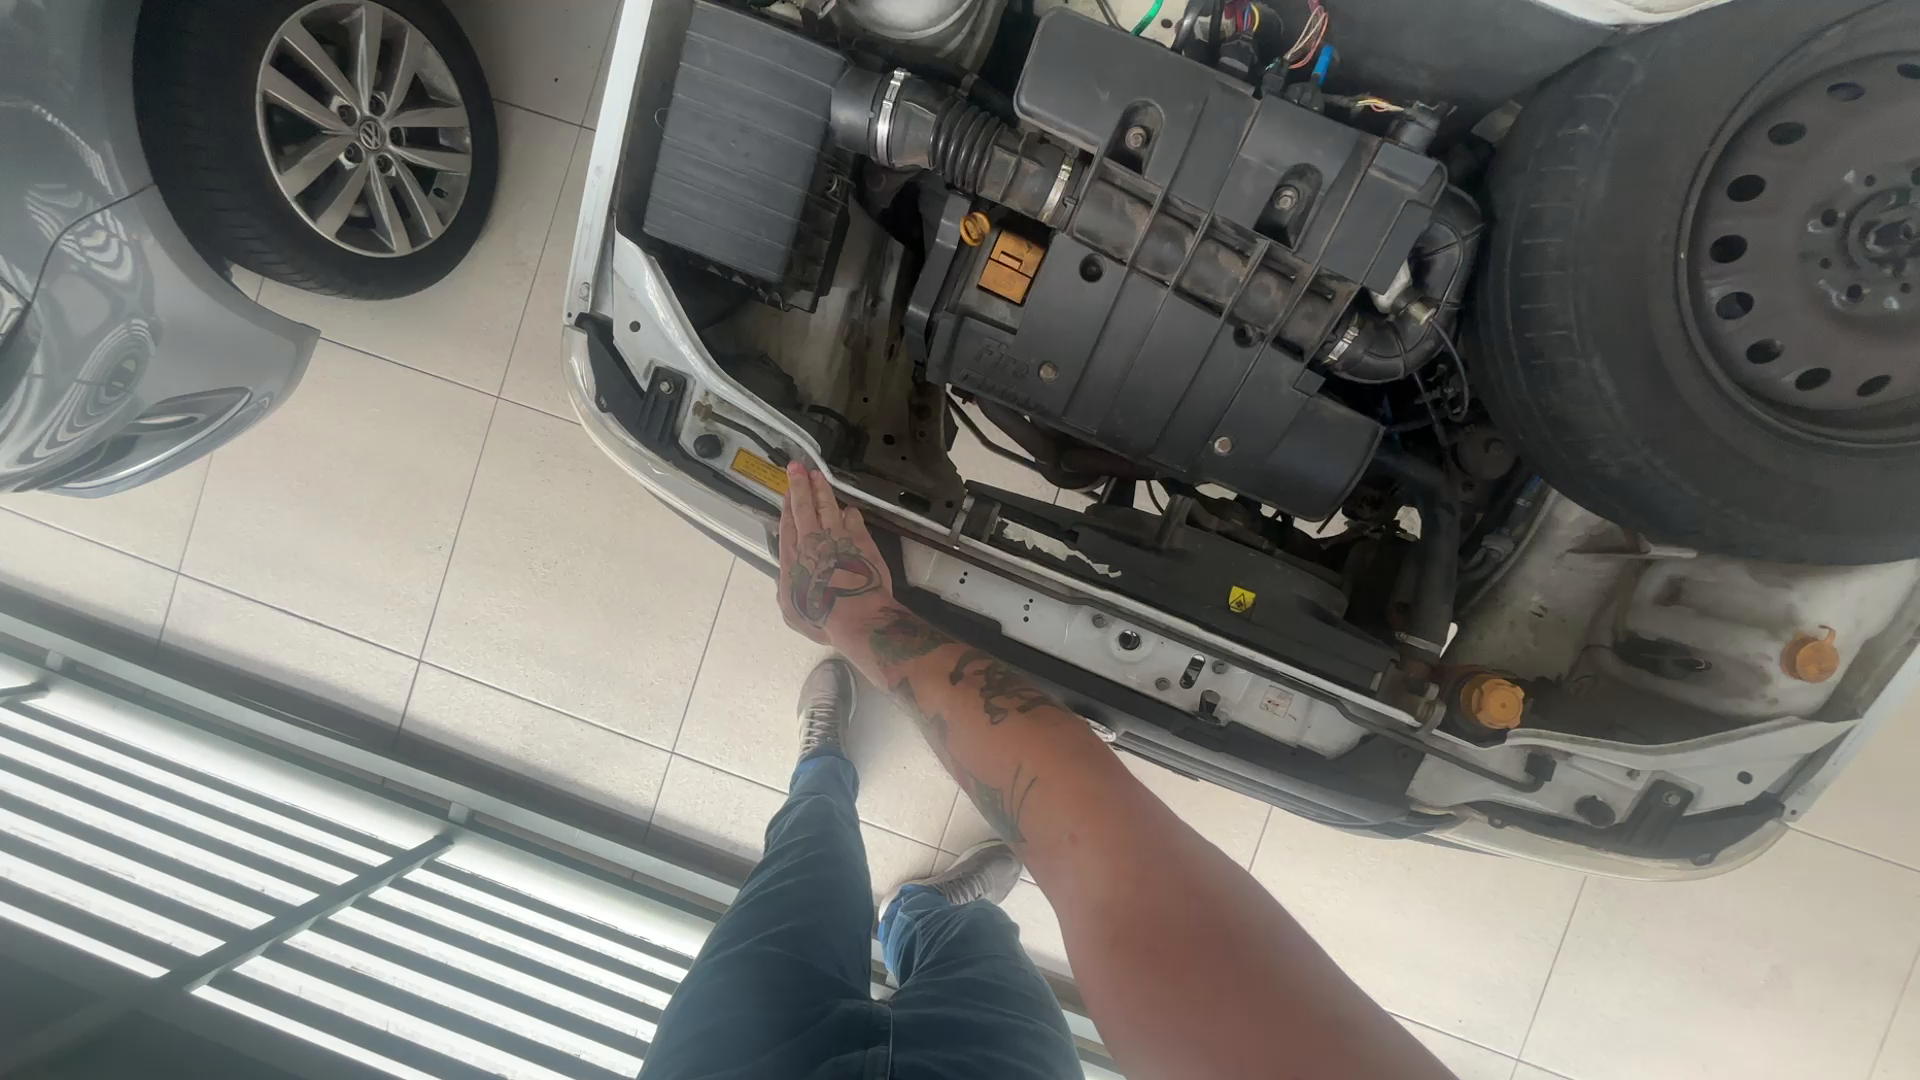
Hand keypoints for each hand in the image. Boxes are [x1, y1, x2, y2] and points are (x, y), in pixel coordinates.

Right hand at [778, 462, 892, 645]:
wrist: (857, 614)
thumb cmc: (822, 618)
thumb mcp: (792, 610)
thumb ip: (786, 590)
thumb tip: (783, 579)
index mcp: (793, 558)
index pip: (788, 524)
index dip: (787, 506)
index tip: (786, 492)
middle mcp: (812, 541)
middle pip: (803, 507)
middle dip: (799, 485)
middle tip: (797, 467)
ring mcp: (838, 537)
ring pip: (828, 505)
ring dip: (822, 489)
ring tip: (817, 474)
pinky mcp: (860, 538)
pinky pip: (853, 517)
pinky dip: (848, 511)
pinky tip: (848, 508)